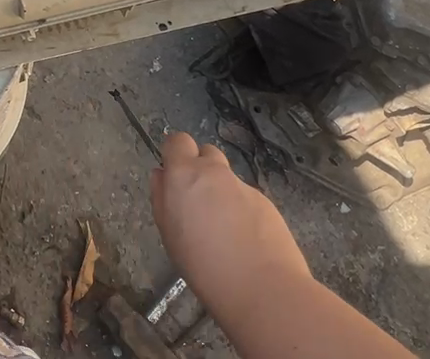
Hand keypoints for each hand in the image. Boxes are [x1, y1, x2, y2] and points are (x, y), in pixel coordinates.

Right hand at [150, 133, 309, 316]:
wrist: (264, 289)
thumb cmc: (203, 264)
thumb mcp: (168, 232)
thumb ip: (162, 196)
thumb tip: (162, 174)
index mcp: (184, 174)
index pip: (178, 140)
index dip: (176, 154)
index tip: (175, 176)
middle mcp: (215, 172)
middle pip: (206, 154)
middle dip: (202, 170)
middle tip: (200, 203)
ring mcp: (244, 187)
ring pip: (228, 180)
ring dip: (223, 194)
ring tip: (226, 230)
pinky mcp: (268, 204)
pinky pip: (248, 200)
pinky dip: (244, 213)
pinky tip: (247, 242)